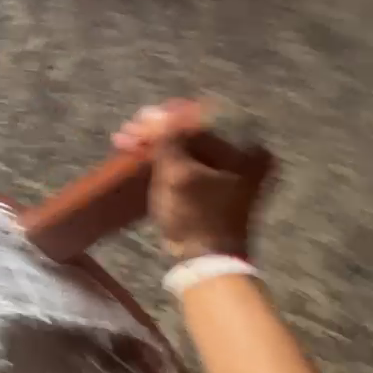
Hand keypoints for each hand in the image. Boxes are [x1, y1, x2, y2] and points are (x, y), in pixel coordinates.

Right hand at [113, 99, 264, 262]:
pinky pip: (189, 157)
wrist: (207, 259)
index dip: (166, 117)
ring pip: (188, 143)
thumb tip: (155, 112)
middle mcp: (246, 153)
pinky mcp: (218, 182)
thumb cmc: (195, 215)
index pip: (200, 118)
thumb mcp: (177, 173)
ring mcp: (233, 168)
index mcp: (246, 148)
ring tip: (127, 141)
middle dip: (157, 129)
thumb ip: (166, 137)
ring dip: (156, 141)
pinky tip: (141, 152)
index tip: (138, 120)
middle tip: (128, 131)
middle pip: (193, 129)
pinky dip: (165, 155)